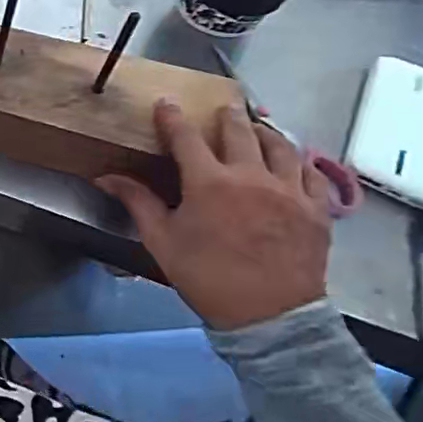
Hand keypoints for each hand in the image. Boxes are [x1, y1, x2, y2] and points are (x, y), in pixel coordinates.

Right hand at [97, 101, 335, 330]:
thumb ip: (138, 202)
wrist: (269, 318)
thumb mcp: (162, 240)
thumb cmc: (207, 277)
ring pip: (280, 145)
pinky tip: (293, 162)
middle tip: (222, 107)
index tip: (166, 103)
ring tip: (257, 129)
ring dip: (264, 132)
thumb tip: (106, 178)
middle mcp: (250, 176)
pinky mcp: (316, 209)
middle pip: (238, 131)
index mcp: (209, 182)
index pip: (185, 136)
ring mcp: (289, 190)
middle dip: (226, 114)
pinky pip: (311, 173)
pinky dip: (300, 161)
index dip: (172, 117)